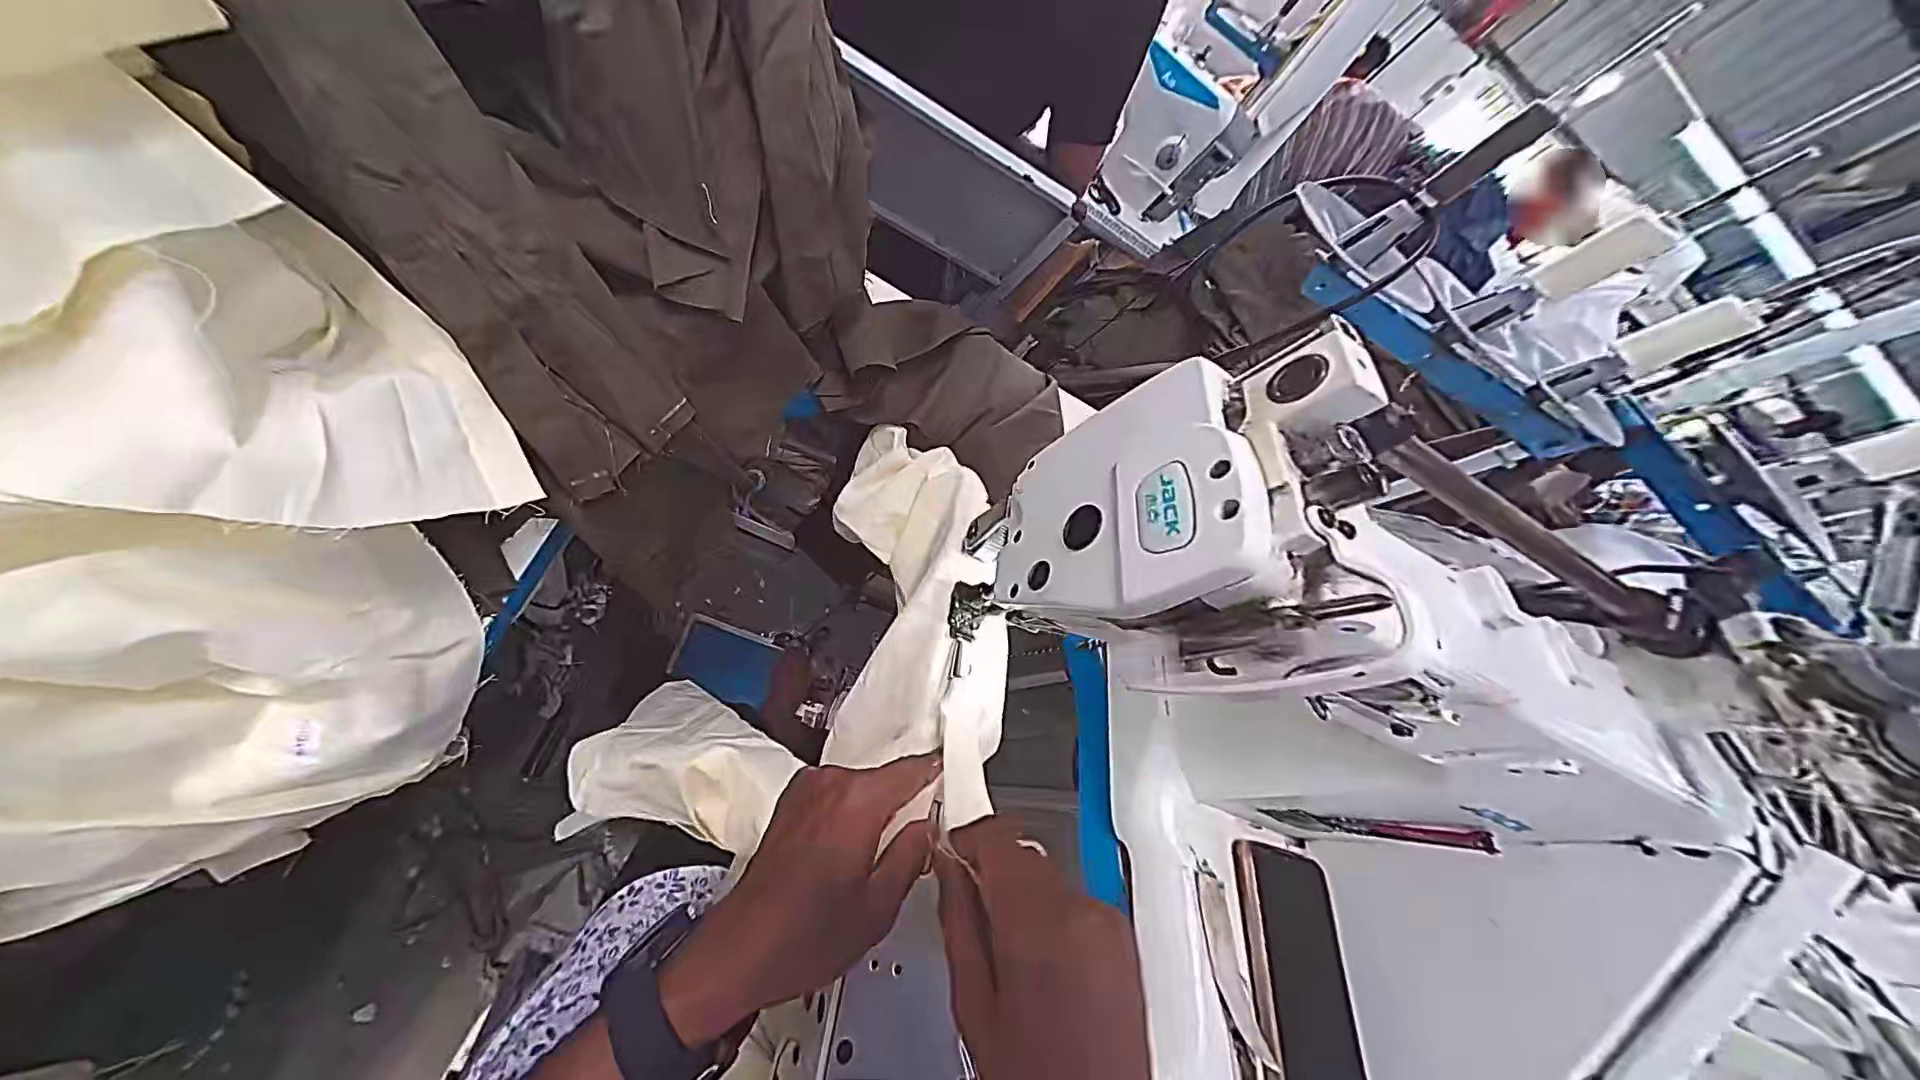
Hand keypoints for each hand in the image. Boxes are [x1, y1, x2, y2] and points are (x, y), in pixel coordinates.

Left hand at [655, 755, 939, 1045]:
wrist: (738, 952)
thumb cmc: (800, 937)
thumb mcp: (878, 907)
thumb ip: (912, 853)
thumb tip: (927, 826)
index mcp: (857, 801)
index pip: (914, 768)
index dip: (939, 774)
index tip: (955, 782)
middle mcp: (830, 783)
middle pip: (887, 776)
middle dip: (908, 800)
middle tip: (921, 836)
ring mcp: (806, 789)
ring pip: (862, 785)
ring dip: (878, 807)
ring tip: (880, 854)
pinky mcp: (792, 801)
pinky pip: (838, 793)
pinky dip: (852, 811)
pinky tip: (852, 851)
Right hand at [934, 816, 1149, 1079]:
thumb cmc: (1042, 1077)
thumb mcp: (975, 1005)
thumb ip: (959, 923)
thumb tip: (950, 874)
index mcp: (1038, 921)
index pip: (999, 838)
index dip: (970, 836)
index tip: (954, 845)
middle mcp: (1081, 910)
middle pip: (1025, 855)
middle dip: (994, 867)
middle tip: (969, 896)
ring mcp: (1108, 923)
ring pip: (1050, 877)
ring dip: (1024, 892)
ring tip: (1007, 946)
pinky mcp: (1124, 937)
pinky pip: (1076, 902)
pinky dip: (1053, 913)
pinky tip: (1041, 960)